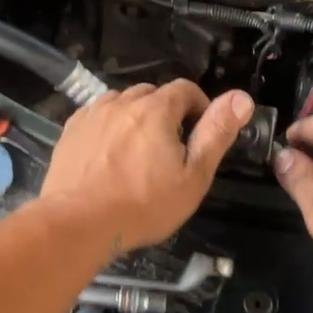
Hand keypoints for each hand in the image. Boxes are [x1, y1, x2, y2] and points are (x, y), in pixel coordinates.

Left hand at [40, 81, 253, 255]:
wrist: (79, 224)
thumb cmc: (144, 204)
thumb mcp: (193, 176)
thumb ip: (217, 134)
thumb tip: (241, 97)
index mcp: (156, 109)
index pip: (185, 88)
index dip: (199, 106)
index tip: (201, 132)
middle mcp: (122, 102)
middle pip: (152, 94)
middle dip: (166, 113)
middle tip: (170, 149)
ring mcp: (92, 115)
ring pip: (122, 103)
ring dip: (135, 117)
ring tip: (138, 152)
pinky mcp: (71, 131)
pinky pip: (97, 117)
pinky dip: (109, 127)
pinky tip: (109, 155)